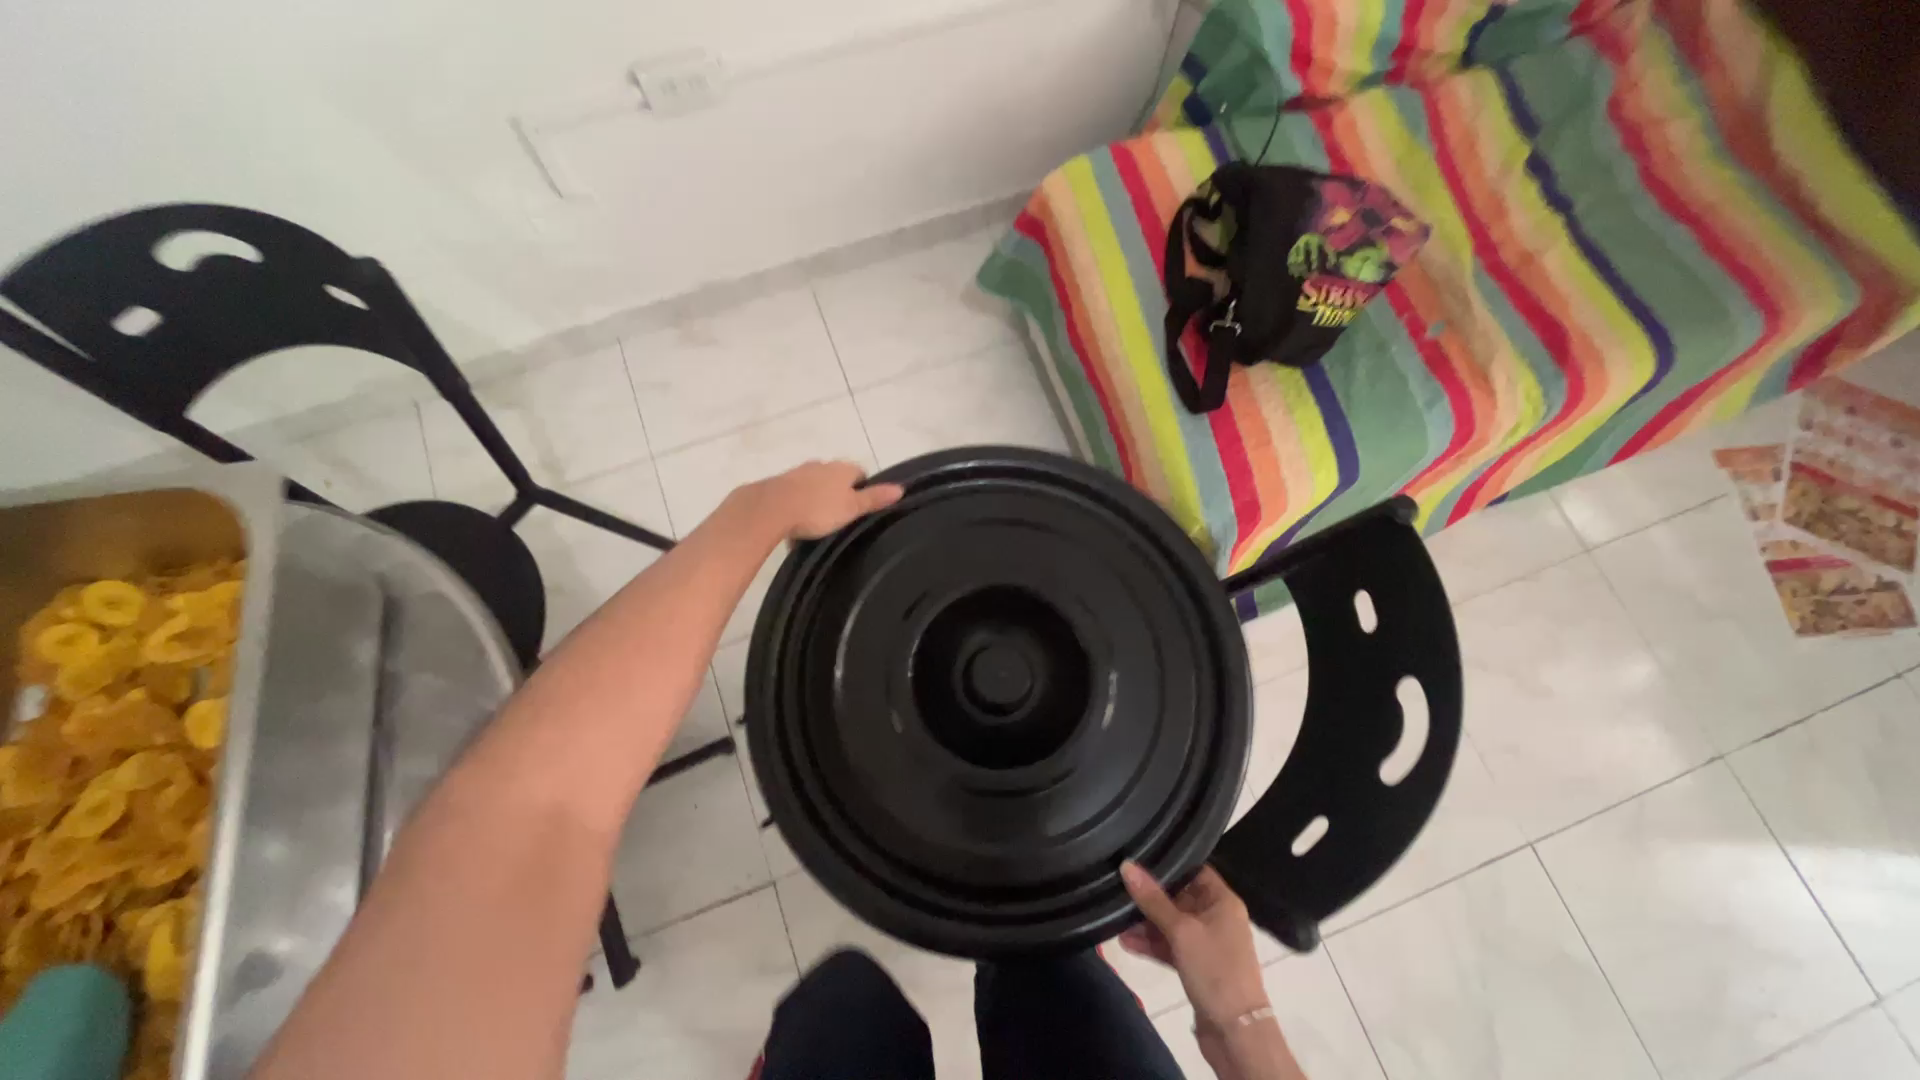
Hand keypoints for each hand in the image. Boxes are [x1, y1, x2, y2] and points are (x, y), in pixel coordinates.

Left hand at [743, 461, 904, 540]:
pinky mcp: (779, 485)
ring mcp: (798, 473)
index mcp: (842, 468)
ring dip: (816, 502)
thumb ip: (874, 498)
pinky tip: (795, 530)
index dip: (862, 490)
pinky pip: (794, 497)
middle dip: (837, 496)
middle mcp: (820, 465)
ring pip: (813, 487)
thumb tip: (901, 488)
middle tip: (839, 520)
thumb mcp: (852, 507)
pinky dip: (798, 509)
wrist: (771, 508)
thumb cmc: (819, 508)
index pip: (859, 473)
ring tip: (816, 528)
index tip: (860, 510)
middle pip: (835, 479)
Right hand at [1119, 862, 1268, 1029]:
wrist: (1236, 1032)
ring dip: (1146, 924)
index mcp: (1223, 902)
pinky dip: (1152, 944)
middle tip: (1119, 888)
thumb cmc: (1215, 970)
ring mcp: (1207, 944)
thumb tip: (1126, 865)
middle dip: (1150, 897)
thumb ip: (1153, 899)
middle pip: (1179, 897)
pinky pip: (1171, 947)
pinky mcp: (1197, 966)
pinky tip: (1126, 943)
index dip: (1170, 863)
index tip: (1139, 857)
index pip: (1194, 870)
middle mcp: (1216, 918)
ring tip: (1116, 920)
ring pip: (1172, 924)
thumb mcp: (1181, 931)